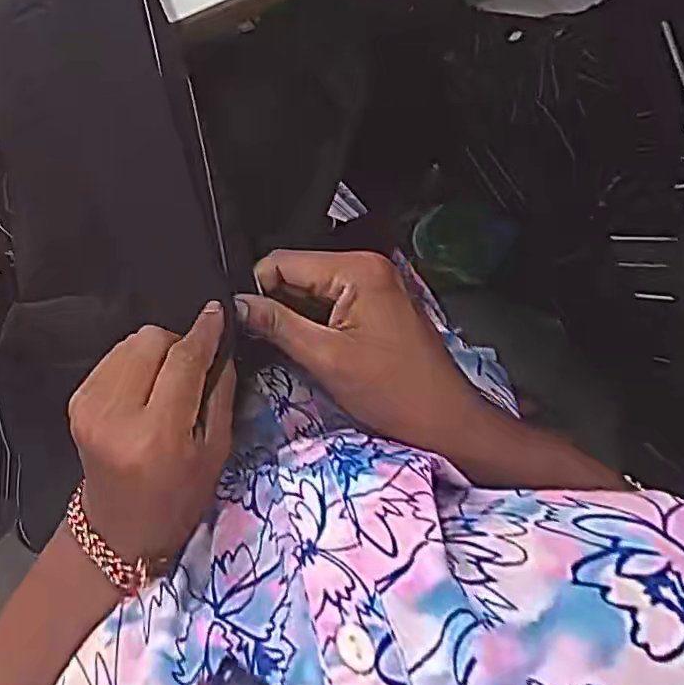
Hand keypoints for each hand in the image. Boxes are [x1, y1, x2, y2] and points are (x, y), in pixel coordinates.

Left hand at [68, 301, 235, 565]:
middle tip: (189, 370)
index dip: (203, 332)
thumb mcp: (215, 452)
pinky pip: (114, 355)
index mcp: (156, 435)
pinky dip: (135, 363)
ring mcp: (90, 406)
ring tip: (164, 384)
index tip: (216, 313)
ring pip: (132, 342)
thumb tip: (219, 343)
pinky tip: (142, 389)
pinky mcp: (77, 400)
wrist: (120, 527)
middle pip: (152, 340)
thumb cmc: (176, 497)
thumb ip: (220, 392)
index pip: (182, 361)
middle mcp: (116, 416)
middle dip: (178, 344)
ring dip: (155, 352)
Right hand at [236, 250, 495, 451]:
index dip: (257, 290)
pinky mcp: (373, 302)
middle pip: (295, 273)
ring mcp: (372, 283)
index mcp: (356, 268)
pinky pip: (328, 302)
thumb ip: (276, 325)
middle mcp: (365, 265)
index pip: (281, 261)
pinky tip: (312, 348)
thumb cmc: (395, 393)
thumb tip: (237, 305)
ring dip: (294, 317)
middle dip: (276, 305)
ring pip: (308, 290)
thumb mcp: (326, 358)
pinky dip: (313, 323)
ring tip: (293, 348)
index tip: (246, 323)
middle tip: (267, 341)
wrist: (447, 423)